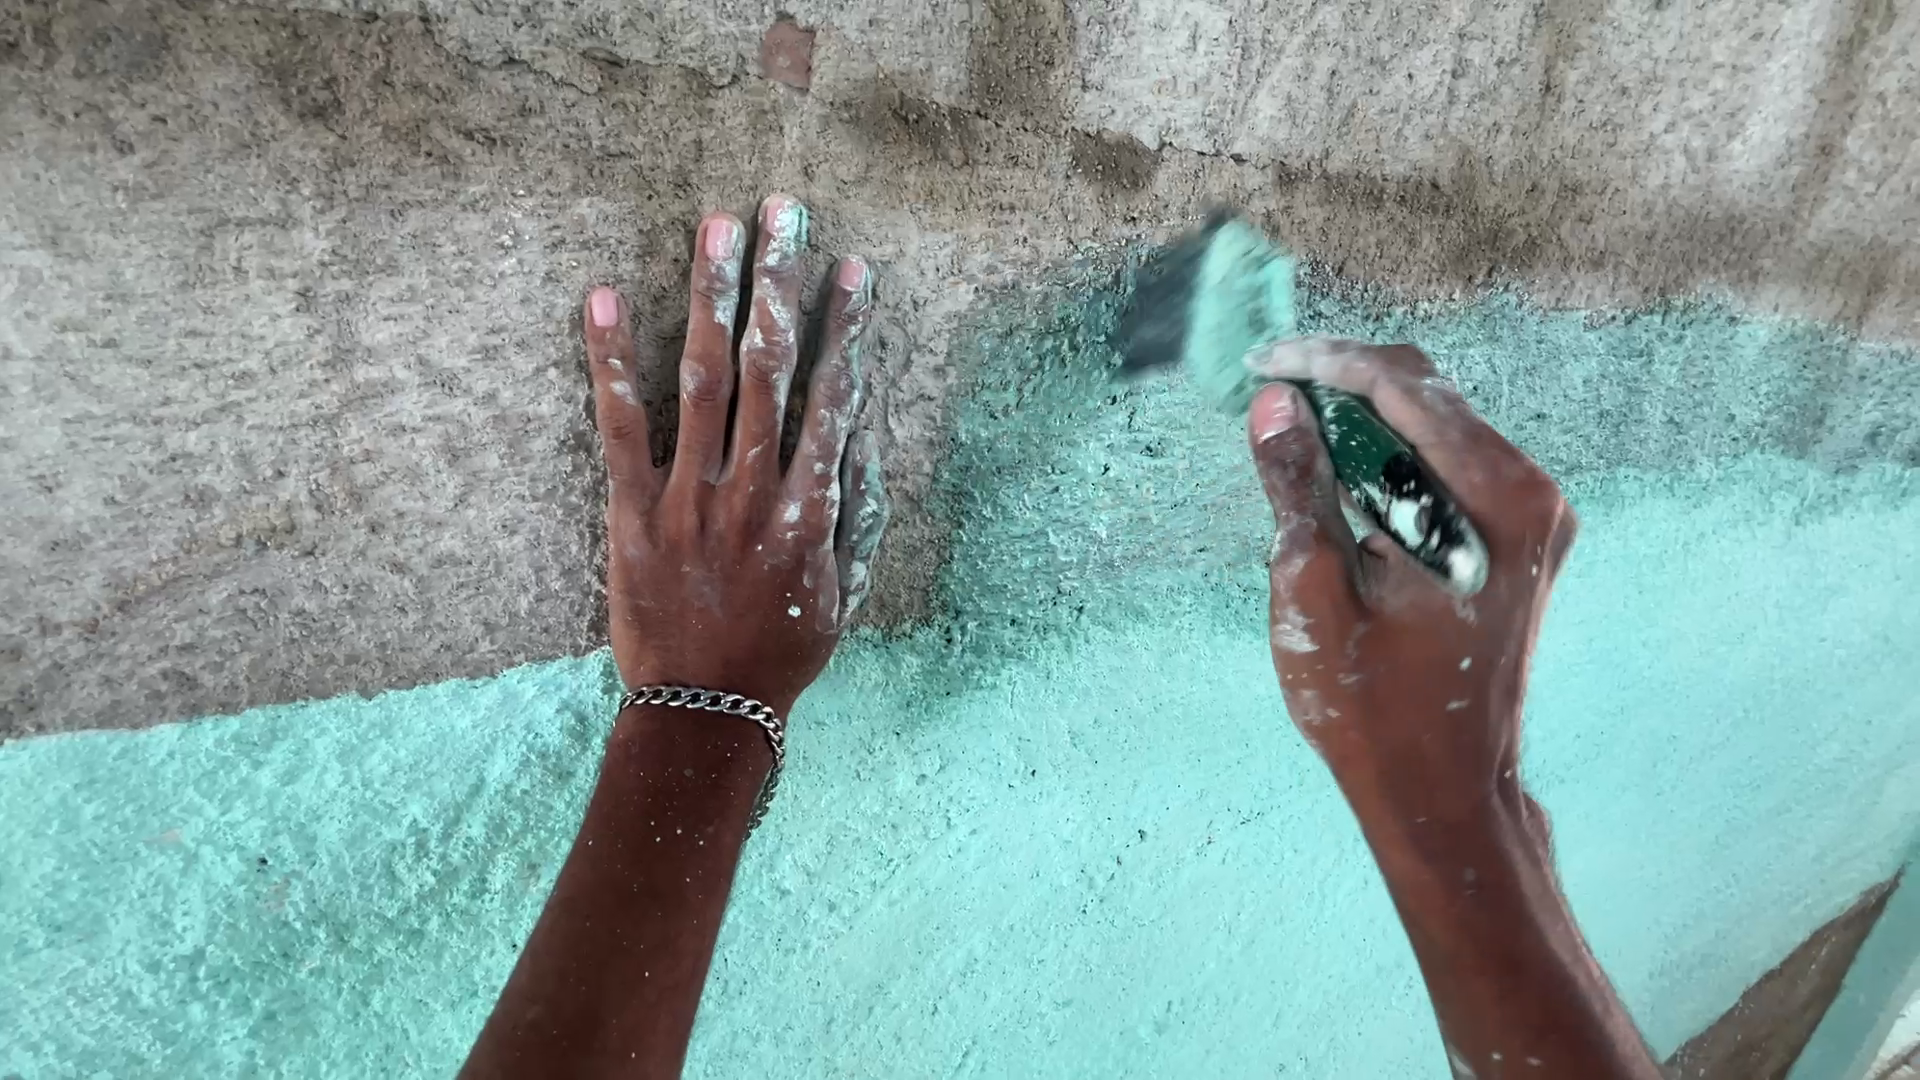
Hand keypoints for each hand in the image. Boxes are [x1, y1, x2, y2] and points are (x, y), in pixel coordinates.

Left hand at [582, 194, 888, 715]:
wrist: (706, 709)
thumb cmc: (784, 651)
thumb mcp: (846, 592)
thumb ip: (859, 516)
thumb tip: (860, 440)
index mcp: (812, 512)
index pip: (834, 401)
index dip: (845, 332)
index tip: (853, 273)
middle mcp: (754, 492)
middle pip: (770, 370)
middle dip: (779, 285)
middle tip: (783, 212)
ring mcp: (689, 499)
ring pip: (703, 381)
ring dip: (711, 298)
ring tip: (717, 229)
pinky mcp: (632, 514)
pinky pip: (619, 428)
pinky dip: (611, 363)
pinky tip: (606, 299)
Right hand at [1243, 339, 1576, 821]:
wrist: (1440, 788)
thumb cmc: (1369, 701)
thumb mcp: (1313, 588)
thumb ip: (1295, 487)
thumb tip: (1273, 402)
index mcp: (1496, 500)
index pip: (1405, 385)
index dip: (1324, 362)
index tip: (1260, 364)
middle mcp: (1529, 495)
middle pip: (1426, 396)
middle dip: (1339, 382)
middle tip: (1265, 392)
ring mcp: (1527, 519)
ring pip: (1432, 428)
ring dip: (1355, 419)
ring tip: (1287, 429)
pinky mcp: (1508, 542)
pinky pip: (1439, 468)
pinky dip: (1379, 457)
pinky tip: (1331, 472)